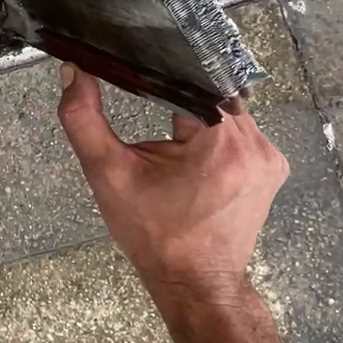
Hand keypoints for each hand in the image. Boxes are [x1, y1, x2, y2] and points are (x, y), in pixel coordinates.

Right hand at [56, 66, 287, 300]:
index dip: (161, 66)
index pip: (193, 78)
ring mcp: (269, 158)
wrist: (194, 282)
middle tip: (136, 82)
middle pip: (209, 89)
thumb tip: (73, 69)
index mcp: (223, 143)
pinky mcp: (269, 168)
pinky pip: (235, 127)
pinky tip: (181, 130)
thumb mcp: (106, 171)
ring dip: (190, 104)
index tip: (131, 59)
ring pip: (222, 106)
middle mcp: (257, 145)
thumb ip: (83, 117)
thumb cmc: (151, 231)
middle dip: (173, 86)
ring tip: (155, 104)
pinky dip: (207, 123)